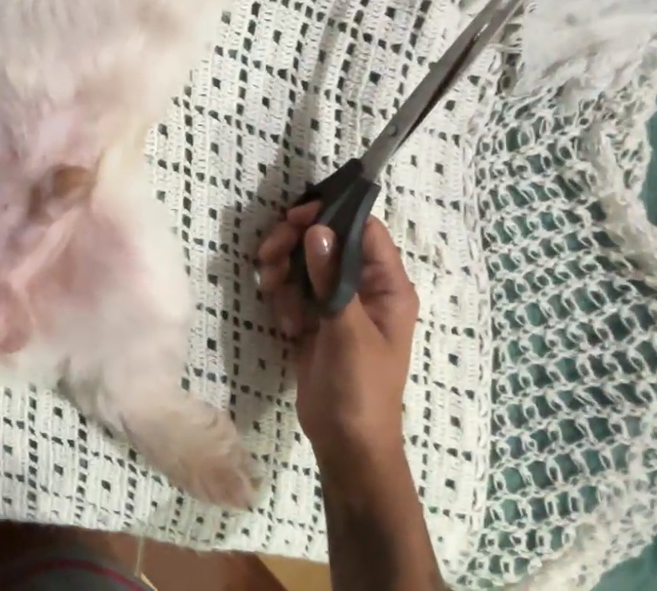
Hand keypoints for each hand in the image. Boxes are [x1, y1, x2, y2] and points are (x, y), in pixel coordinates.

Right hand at [255, 203, 419, 486]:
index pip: (365, 231)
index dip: (331, 217)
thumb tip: (318, 230)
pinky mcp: (312, 316)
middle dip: (293, 245)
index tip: (295, 218)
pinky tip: (285, 323)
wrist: (346, 439)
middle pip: (324, 241)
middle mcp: (362, 287)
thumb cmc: (362, 385)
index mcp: (387, 286)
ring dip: (281, 271)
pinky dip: (280, 297)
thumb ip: (331, 278)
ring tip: (274, 295)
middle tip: (269, 255)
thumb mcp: (348, 330)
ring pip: (301, 262)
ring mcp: (335, 302)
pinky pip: (290, 287)